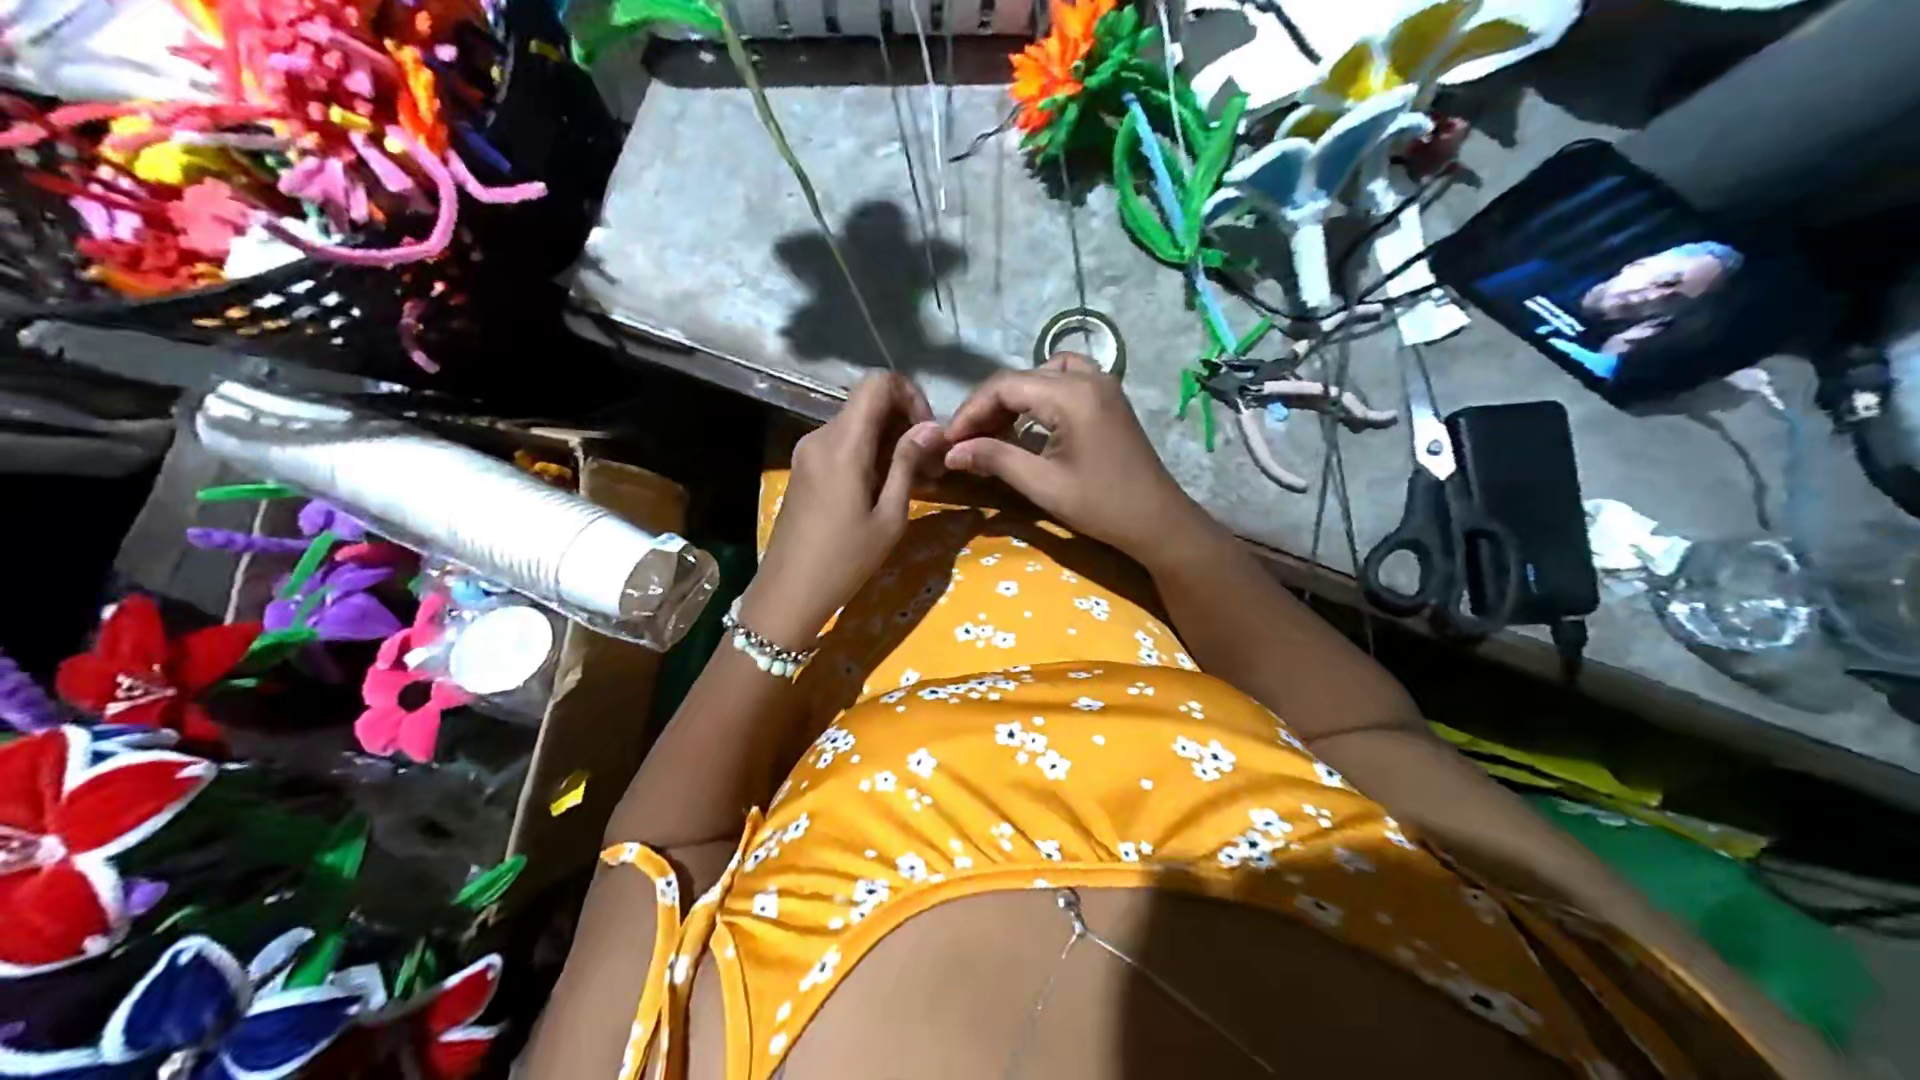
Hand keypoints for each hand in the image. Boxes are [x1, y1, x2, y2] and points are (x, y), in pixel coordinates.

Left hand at [743, 374, 945, 646]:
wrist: (788, 592)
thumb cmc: (845, 560)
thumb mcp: (889, 517)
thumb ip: (908, 464)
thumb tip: (931, 429)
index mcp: (842, 444)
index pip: (877, 383)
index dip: (910, 395)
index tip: (927, 431)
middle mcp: (821, 437)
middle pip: (868, 404)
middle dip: (904, 423)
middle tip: (929, 463)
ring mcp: (808, 451)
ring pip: (857, 425)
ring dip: (889, 441)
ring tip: (914, 480)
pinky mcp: (805, 468)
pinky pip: (842, 445)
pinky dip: (869, 454)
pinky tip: (885, 487)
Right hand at [943, 353, 1223, 569]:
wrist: (1157, 520)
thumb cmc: (1101, 506)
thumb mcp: (1043, 484)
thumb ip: (995, 459)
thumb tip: (951, 452)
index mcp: (1072, 396)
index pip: (1005, 386)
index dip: (971, 411)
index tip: (949, 440)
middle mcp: (1088, 378)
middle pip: (1022, 377)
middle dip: (988, 406)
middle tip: (965, 440)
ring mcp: (1103, 385)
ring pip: (1043, 374)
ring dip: (1014, 398)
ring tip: (993, 430)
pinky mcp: (1109, 398)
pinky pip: (1065, 380)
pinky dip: (1040, 395)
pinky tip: (1028, 423)